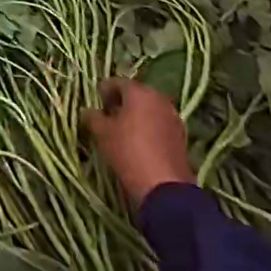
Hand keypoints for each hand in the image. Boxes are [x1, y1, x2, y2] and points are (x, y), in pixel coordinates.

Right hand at [84, 79, 193, 208]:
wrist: (165, 188)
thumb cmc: (128, 151)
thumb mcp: (102, 133)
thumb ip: (92, 117)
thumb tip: (88, 112)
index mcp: (139, 92)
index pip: (117, 82)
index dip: (104, 92)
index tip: (97, 105)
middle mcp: (159, 99)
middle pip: (136, 95)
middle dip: (121, 103)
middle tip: (108, 117)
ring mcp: (173, 118)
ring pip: (149, 110)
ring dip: (137, 116)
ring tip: (124, 132)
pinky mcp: (182, 138)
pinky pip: (160, 125)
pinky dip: (149, 129)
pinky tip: (140, 144)